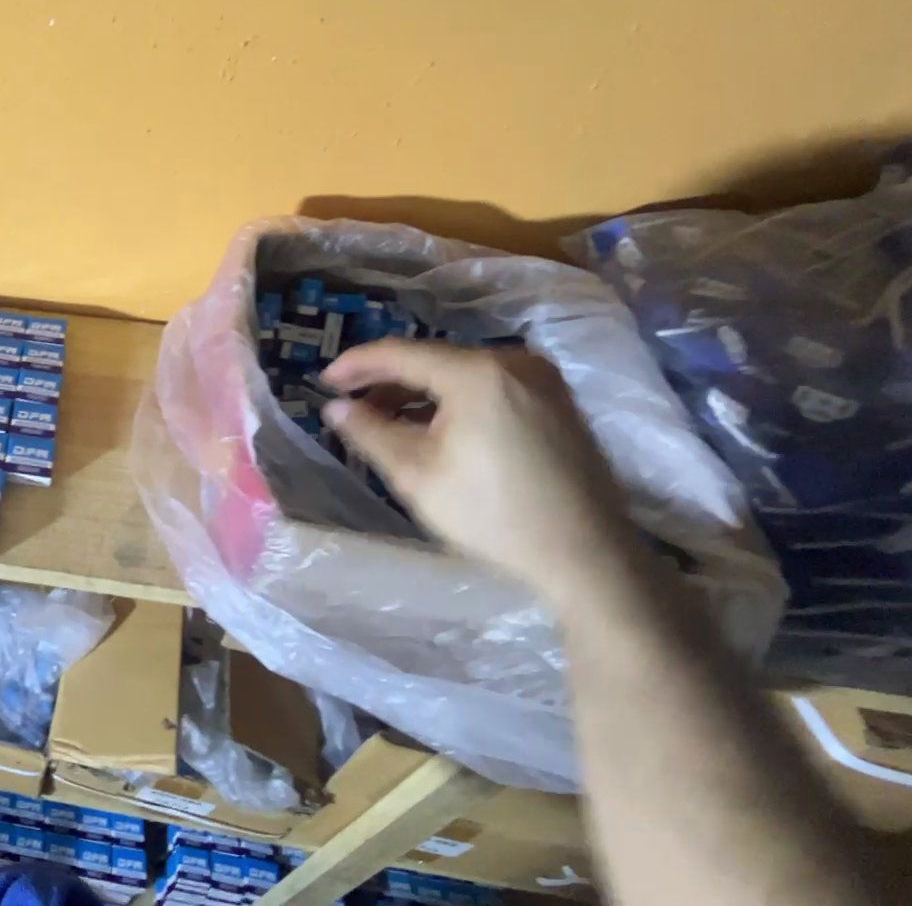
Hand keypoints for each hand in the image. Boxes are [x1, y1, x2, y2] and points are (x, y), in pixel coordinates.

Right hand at [320, 340, 645, 604]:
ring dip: (417, 391)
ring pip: (459, 373)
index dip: (355, 365)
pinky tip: (431, 425)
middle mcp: (513, 362)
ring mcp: (542, 379)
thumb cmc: (492, 514)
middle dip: (385, 380)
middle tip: (349, 402)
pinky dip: (452, 399)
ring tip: (384, 418)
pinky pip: (488, 385)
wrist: (588, 557)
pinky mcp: (556, 401)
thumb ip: (368, 431)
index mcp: (477, 373)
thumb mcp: (415, 474)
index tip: (322, 382)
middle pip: (431, 359)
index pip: (399, 353)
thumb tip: (335, 406)